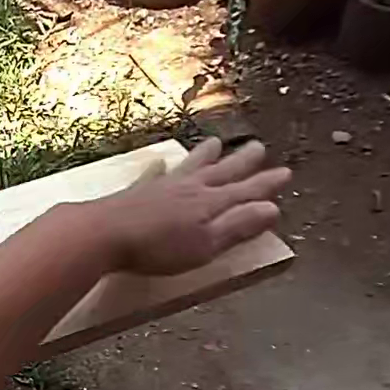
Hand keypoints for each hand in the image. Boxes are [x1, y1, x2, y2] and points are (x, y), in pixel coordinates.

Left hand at [80, 137, 290, 276]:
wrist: (104, 234)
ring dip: (206, 155)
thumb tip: (272, 209)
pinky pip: (153, 175)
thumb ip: (238, 226)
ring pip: (191, 166)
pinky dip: (159, 169)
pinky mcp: (138, 192)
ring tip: (217, 142)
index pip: (245, 191)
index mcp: (210, 203)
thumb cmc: (159, 247)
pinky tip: (159, 163)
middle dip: (243, 162)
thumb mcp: (206, 244)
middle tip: (259, 146)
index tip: (285, 172)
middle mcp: (190, 188)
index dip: (266, 184)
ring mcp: (163, 187)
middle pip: (222, 172)